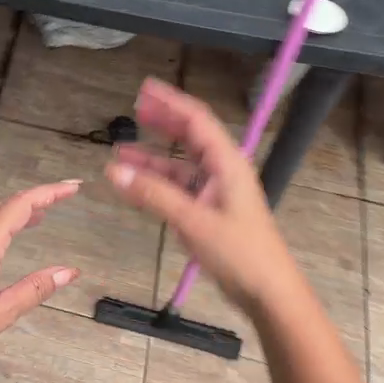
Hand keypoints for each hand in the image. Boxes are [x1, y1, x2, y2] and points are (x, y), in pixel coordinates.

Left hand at [0, 181, 81, 376]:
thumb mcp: (0, 313)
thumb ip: (35, 289)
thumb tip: (69, 272)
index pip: (21, 206)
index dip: (49, 193)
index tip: (73, 187)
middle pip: (6, 205)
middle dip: (38, 198)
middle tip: (66, 195)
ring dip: (18, 211)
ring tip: (44, 214)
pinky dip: (2, 223)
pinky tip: (11, 235)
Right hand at [104, 78, 299, 311]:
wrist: (269, 293)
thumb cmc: (240, 253)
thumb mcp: (194, 221)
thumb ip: (153, 194)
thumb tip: (114, 171)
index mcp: (227, 164)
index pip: (196, 121)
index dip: (170, 102)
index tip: (144, 89)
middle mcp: (222, 171)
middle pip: (189, 138)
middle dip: (162, 123)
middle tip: (134, 109)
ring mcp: (216, 193)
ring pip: (179, 166)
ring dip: (152, 158)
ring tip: (120, 152)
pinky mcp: (209, 213)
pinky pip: (178, 189)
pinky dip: (156, 184)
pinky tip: (135, 185)